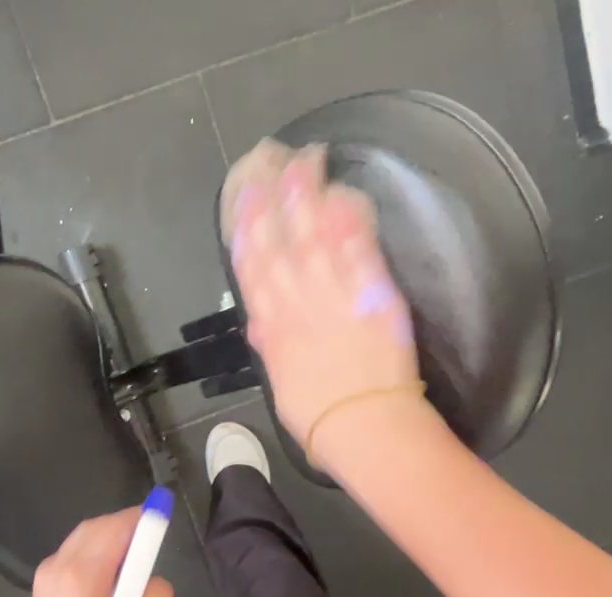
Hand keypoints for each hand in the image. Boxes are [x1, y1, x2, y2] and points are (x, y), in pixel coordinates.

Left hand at [17, 508, 175, 596]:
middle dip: (126, 526)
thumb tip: (153, 581)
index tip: (164, 513)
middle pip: (94, 530)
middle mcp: (55, 574)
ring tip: (140, 562)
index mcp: (80, 583)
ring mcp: (43, 586)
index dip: (142, 518)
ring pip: (80, 542)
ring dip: (110, 542)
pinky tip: (113, 584)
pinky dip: (95, 557)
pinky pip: (71, 560)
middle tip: (156, 538)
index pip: (114, 529)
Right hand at [224, 141, 424, 468]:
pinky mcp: (372, 292)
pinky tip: (342, 189)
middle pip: (277, 238)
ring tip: (302, 157)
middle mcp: (296, 301)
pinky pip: (356, 248)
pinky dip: (348, 217)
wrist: (362, 428)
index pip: (250, 263)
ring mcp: (333, 293)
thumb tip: (259, 322)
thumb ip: (270, 344)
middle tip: (266, 155)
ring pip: (313, 233)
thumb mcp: (280, 381)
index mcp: (271, 324)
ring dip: (306, 192)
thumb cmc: (317, 414)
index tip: (240, 190)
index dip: (244, 222)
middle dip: (269, 193)